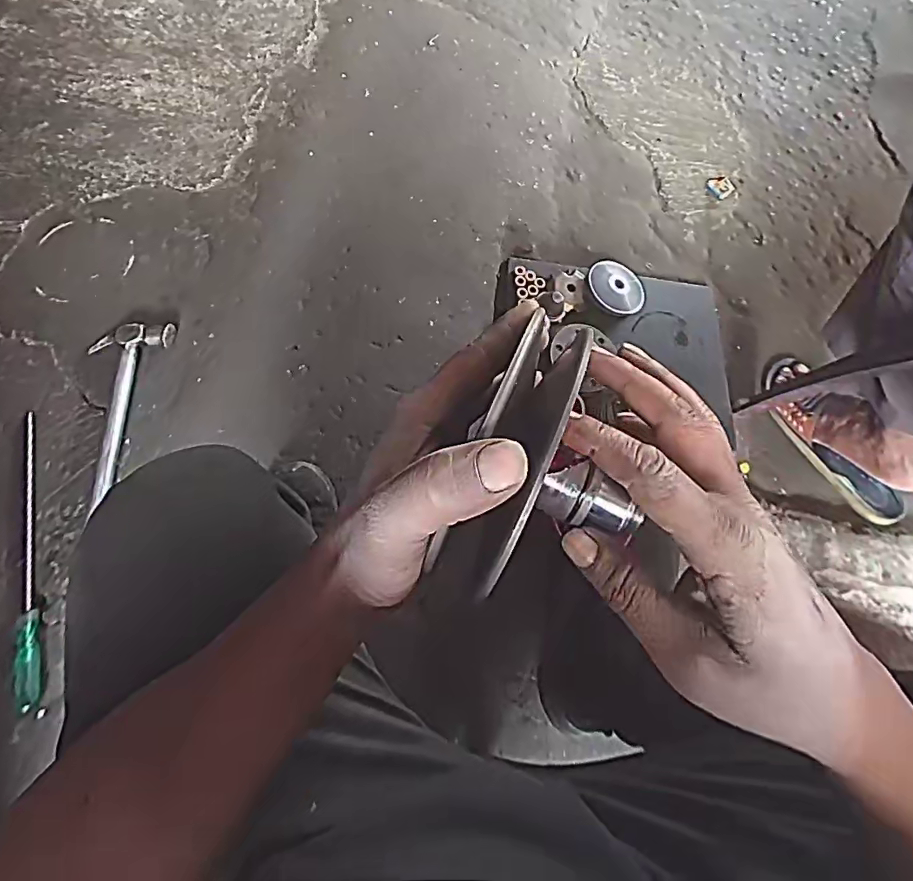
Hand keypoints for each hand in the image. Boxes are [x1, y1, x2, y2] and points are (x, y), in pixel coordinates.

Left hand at [328, 302, 538, 608]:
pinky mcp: (459, 488)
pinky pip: (499, 451)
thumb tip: (505, 457)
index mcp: (421, 423)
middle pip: (486, 382)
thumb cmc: (360, 555)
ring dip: (527, 401)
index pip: (469, 364)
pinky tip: (541, 452)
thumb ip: (449, 483)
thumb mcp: (403, 512)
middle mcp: (435, 435)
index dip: (505, 335)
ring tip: (560, 392)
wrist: (352, 598)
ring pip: (494, 415)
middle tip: (560, 349)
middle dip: (524, 361)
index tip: (536, 315)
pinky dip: (525, 441)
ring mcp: (447, 460)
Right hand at [559, 346, 884, 767]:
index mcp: (727, 546)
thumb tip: (576, 541)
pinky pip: (704, 442)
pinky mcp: (740, 504)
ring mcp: (744, 500)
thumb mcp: (687, 658)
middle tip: (588, 359)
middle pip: (684, 424)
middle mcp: (739, 509)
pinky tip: (646, 407)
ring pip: (699, 422)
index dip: (605, 443)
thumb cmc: (771, 686)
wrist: (834, 690)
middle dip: (632, 383)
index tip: (565, 425)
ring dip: (655, 384)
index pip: (655, 475)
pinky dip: (670, 409)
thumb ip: (627, 594)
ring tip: (615, 360)